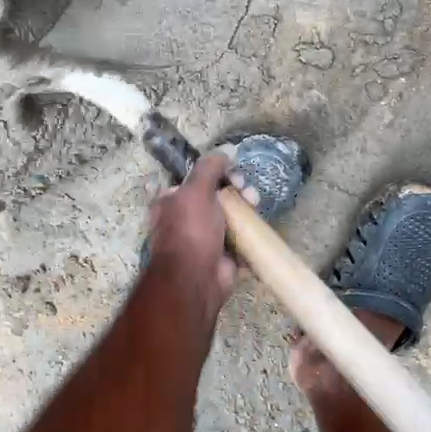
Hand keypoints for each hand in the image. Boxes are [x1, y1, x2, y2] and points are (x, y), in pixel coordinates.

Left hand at [144, 150, 257, 324]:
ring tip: (255, 205)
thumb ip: (209, 167)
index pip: (196, 179)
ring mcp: (205, 238)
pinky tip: (258, 225)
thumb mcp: (196, 189)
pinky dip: (249, 232)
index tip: (231, 172)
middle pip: (216, 196)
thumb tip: (225, 152)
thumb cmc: (190, 229)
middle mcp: (185, 219)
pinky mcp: (222, 256)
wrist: (196, 279)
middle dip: (235, 189)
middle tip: (247, 191)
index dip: (216, 173)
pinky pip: (239, 238)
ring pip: (230, 216)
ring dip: (245, 208)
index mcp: (172, 201)